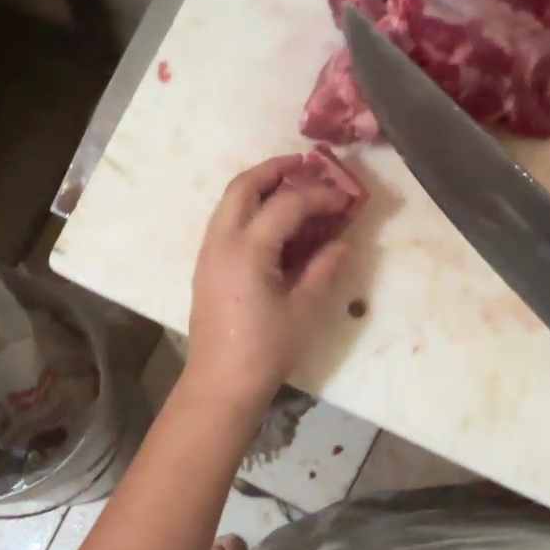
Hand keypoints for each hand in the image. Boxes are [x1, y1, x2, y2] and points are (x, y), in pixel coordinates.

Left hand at [184, 156, 354, 407]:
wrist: (220, 384)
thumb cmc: (264, 350)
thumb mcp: (303, 310)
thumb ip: (323, 270)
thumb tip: (342, 244)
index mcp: (247, 249)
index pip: (287, 204)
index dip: (319, 195)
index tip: (345, 198)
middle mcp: (221, 242)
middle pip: (243, 186)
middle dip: (275, 170)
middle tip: (305, 165)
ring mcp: (208, 255)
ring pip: (228, 203)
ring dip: (258, 188)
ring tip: (289, 188)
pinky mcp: (205, 270)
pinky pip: (224, 224)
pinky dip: (247, 211)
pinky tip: (271, 226)